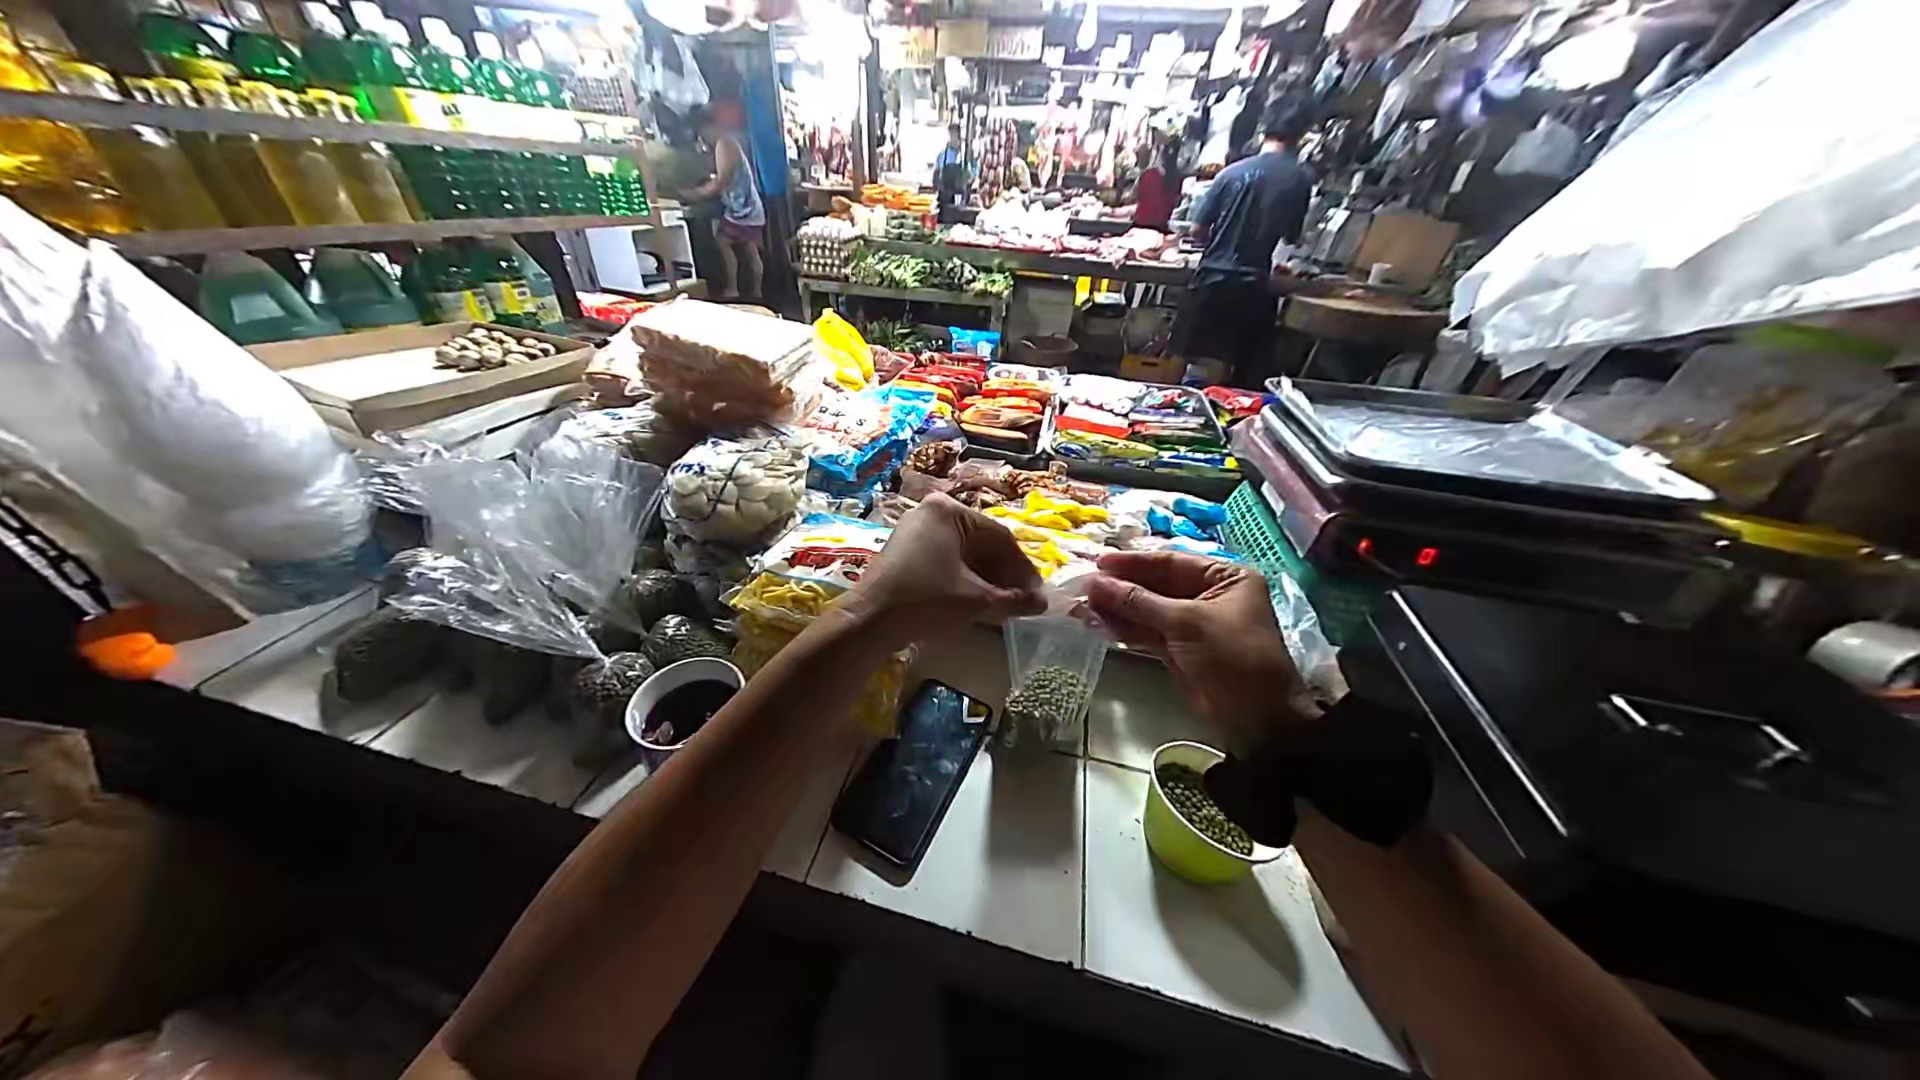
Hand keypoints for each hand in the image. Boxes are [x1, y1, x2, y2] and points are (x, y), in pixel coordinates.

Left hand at [841, 493, 1045, 645]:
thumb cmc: (926, 601)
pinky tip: (977, 601)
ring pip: (963, 554)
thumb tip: (1042, 603)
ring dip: (986, 579)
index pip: (999, 537)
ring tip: (1003, 605)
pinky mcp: (904, 551)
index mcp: (949, 510)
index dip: (1022, 568)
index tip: (1036, 594)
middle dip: (1003, 575)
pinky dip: (964, 579)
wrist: (869, 622)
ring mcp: (914, 530)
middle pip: (981, 543)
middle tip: (1022, 602)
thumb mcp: (976, 600)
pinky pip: (945, 560)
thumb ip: (1014, 599)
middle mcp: (931, 511)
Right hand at [1086, 551, 1318, 750]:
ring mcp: (1191, 624)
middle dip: (1121, 587)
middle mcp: (1208, 595)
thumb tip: (1096, 583)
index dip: (1133, 563)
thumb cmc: (1232, 655)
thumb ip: (1138, 601)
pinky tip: (1098, 623)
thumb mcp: (1186, 621)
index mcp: (1224, 577)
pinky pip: (1146, 632)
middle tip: (1084, 586)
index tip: (1099, 563)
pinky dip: (1124, 628)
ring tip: (1083, 605)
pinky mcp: (1178, 649)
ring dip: (1117, 608)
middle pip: (1155, 586)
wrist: (1255, 717)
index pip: (1171, 562)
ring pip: (1147, 610)